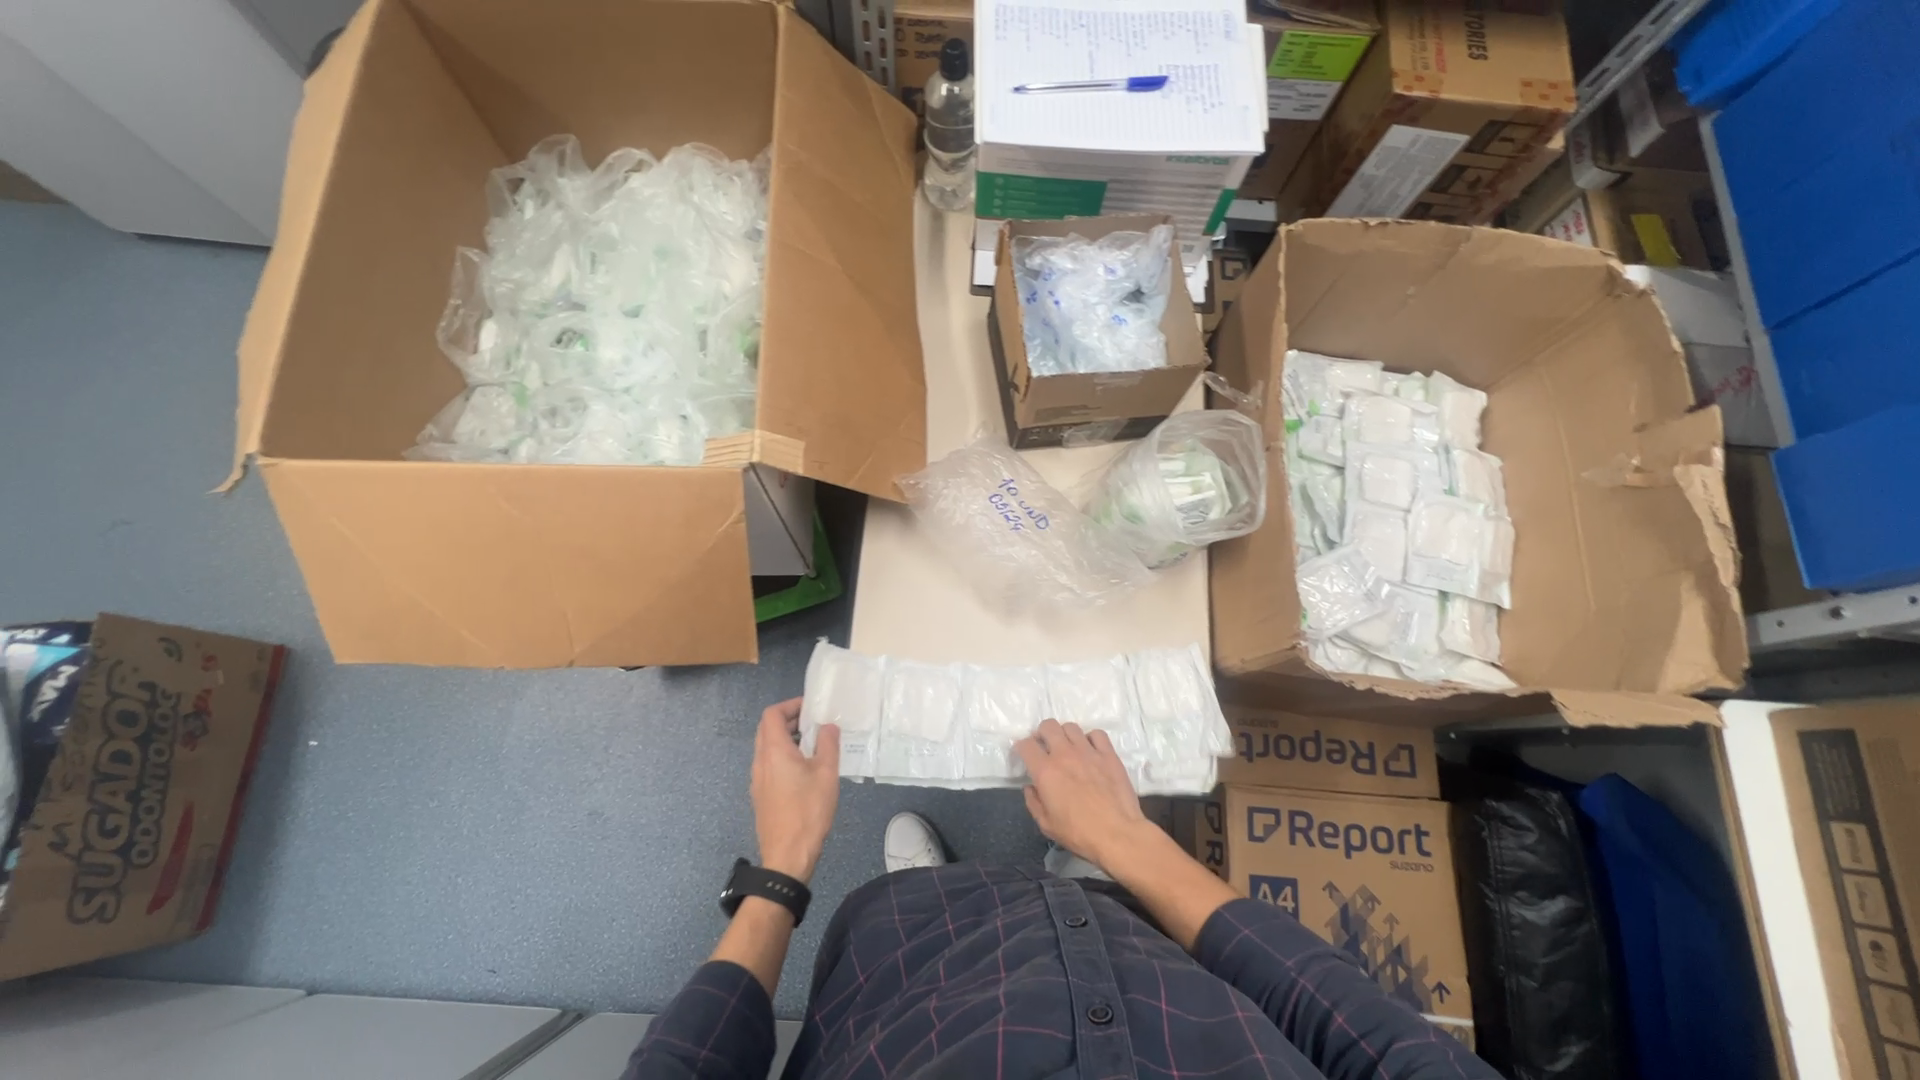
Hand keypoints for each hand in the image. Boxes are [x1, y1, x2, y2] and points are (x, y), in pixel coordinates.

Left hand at [751, 698, 839, 883]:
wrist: (787, 855)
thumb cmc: (808, 810)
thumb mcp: (826, 773)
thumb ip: (827, 744)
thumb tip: (827, 726)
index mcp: (773, 751)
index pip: (772, 715)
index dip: (790, 706)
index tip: (811, 708)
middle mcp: (760, 761)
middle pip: (767, 729)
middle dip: (789, 720)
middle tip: (814, 723)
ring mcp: (758, 780)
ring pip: (767, 748)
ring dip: (786, 739)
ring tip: (813, 744)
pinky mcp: (761, 795)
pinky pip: (769, 765)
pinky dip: (783, 756)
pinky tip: (804, 770)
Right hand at [1015, 718, 1155, 869]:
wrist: (1117, 834)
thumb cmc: (1078, 833)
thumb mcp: (1046, 825)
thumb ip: (1034, 802)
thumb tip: (1030, 787)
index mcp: (1045, 771)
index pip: (1026, 744)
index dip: (1021, 747)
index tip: (1025, 755)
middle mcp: (1064, 755)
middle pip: (1048, 726)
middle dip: (1042, 734)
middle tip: (1046, 748)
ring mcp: (1088, 752)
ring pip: (1071, 727)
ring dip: (1065, 735)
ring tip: (1069, 749)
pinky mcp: (1109, 755)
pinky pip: (1097, 734)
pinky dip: (1090, 739)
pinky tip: (1091, 751)